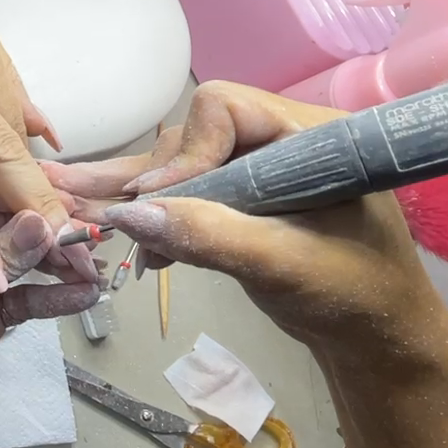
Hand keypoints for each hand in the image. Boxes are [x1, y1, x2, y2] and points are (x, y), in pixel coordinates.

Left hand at [0, 208, 100, 431]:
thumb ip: (1, 256)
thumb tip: (45, 220)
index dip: (26, 193)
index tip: (70, 199)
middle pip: (10, 227)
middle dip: (51, 233)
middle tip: (92, 240)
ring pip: (23, 263)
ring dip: (58, 266)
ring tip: (95, 271)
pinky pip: (25, 299)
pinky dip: (52, 298)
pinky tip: (84, 297)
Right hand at [41, 83, 447, 351]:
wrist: (372, 336)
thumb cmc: (352, 296)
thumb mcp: (282, 266)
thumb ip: (208, 235)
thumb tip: (126, 215)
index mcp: (309, 136)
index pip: (224, 111)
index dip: (185, 155)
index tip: (160, 207)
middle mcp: (276, 139)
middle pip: (189, 138)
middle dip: (154, 185)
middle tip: (116, 227)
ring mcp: (252, 168)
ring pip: (174, 165)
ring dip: (133, 197)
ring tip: (75, 209)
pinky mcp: (234, 196)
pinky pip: (178, 191)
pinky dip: (142, 210)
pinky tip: (101, 218)